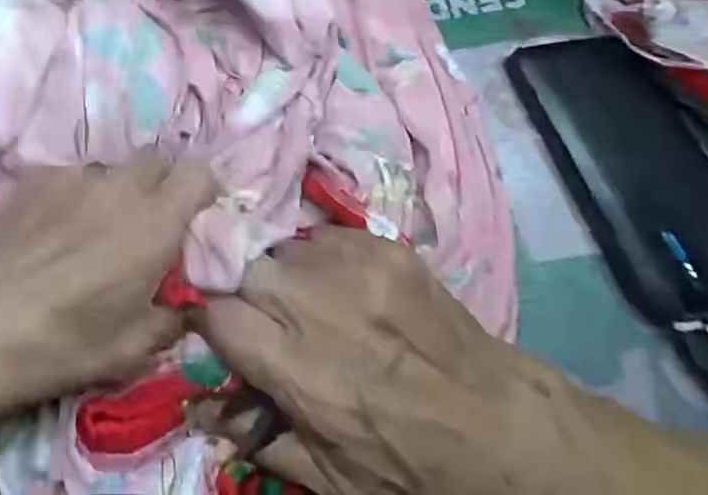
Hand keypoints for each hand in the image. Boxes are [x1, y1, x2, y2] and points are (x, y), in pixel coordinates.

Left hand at [0, 155, 220, 462]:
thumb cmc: (57, 345)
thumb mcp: (129, 350)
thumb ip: (171, 313)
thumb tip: (184, 296)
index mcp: (150, 223)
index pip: (198, 173)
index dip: (205, 193)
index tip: (196, 222)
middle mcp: (115, 186)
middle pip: (157, 161)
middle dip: (165, 187)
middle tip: (153, 229)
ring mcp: (70, 175)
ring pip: (114, 169)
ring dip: (121, 192)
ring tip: (100, 234)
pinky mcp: (34, 178)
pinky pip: (75, 177)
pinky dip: (82, 196)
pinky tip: (57, 233)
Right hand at [193, 228, 554, 494]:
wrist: (509, 433)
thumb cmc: (413, 470)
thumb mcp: (333, 481)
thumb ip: (260, 438)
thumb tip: (199, 407)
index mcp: (299, 370)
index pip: (215, 311)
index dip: (205, 313)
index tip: (210, 321)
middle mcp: (317, 307)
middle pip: (240, 264)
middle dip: (238, 283)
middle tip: (260, 310)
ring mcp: (353, 268)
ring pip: (280, 245)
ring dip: (280, 270)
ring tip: (304, 298)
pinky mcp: (382, 247)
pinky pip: (322, 237)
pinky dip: (320, 258)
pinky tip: (340, 286)